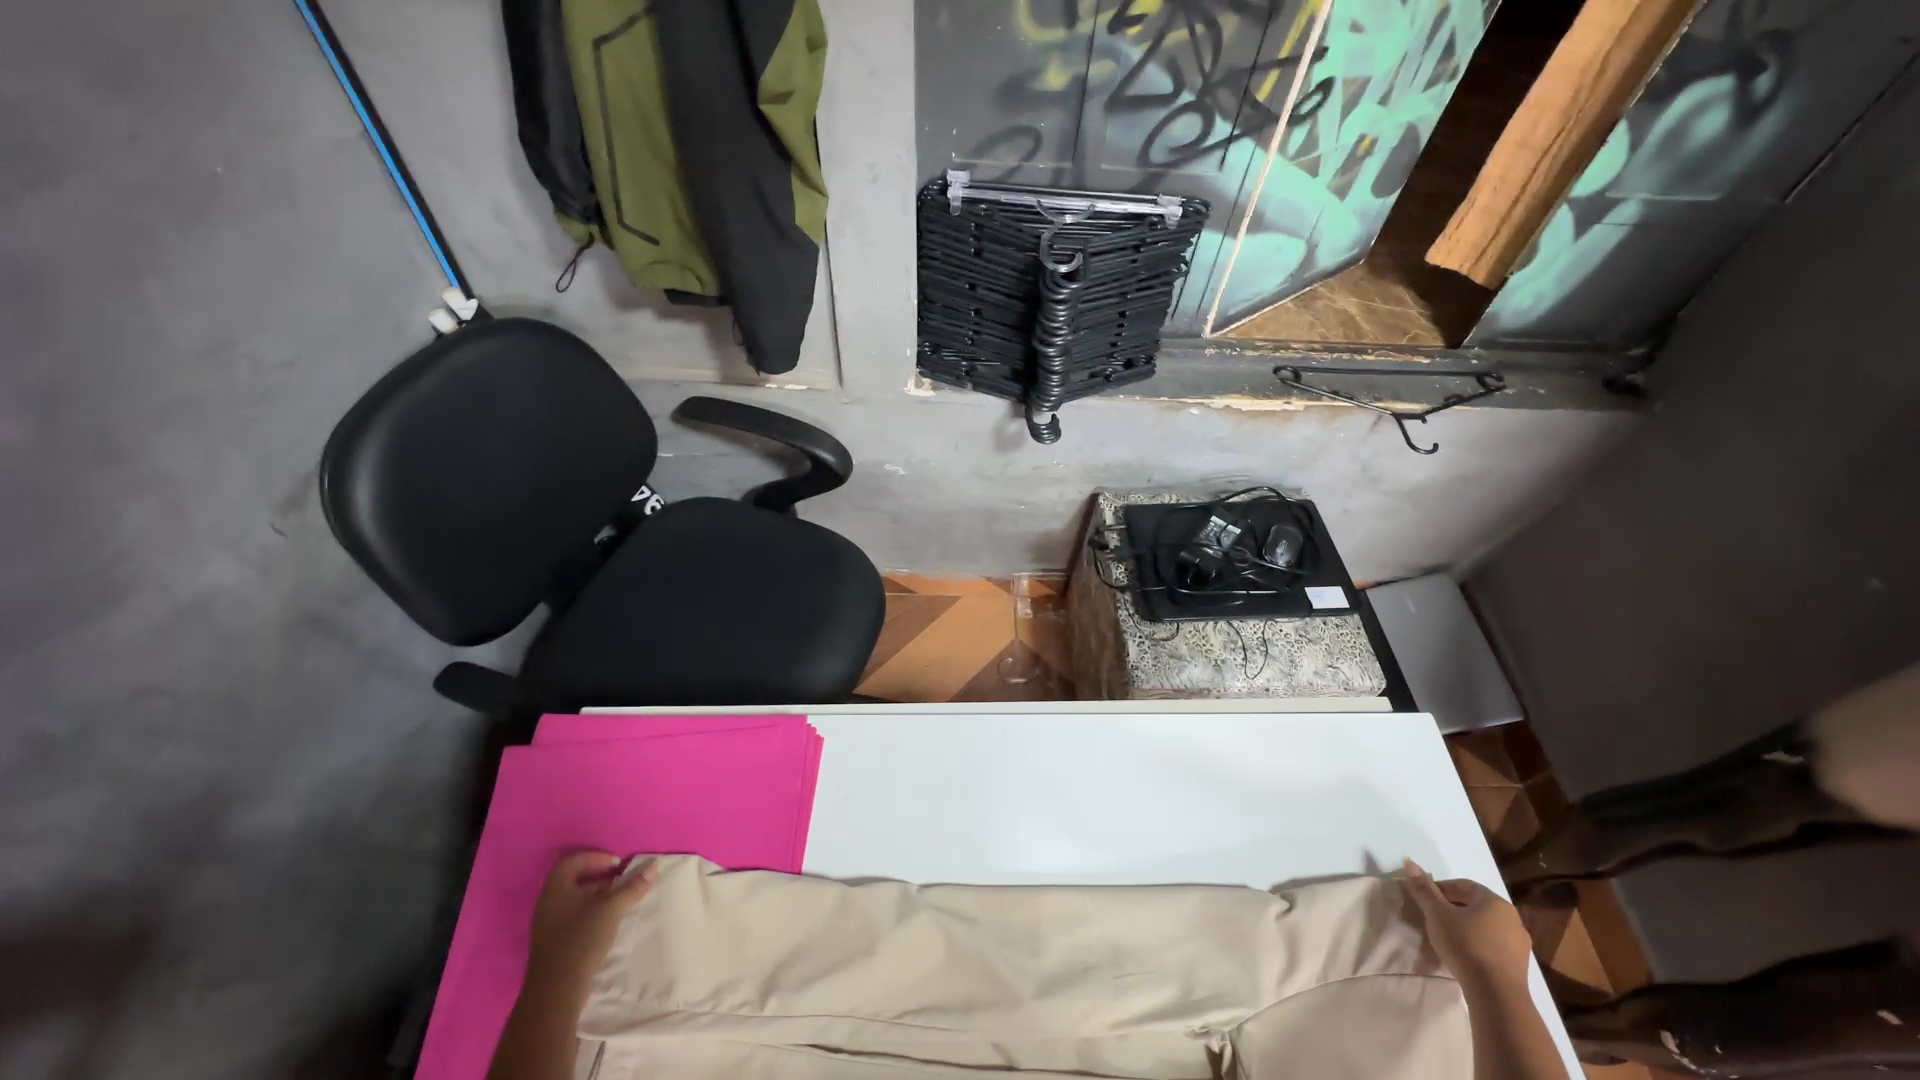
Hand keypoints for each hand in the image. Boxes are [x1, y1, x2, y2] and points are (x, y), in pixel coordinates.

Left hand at [525, 851, 658, 999]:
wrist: (557, 991)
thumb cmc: (580, 941)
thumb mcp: (610, 910)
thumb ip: (631, 887)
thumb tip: (653, 866)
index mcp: (555, 890)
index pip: (573, 861)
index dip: (596, 857)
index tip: (618, 865)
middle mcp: (549, 904)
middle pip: (575, 879)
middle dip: (602, 877)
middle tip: (624, 881)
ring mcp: (551, 925)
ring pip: (577, 899)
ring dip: (599, 896)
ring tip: (622, 901)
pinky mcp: (557, 942)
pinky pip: (576, 916)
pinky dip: (594, 912)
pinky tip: (610, 922)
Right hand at [1402, 859, 1533, 994]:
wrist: (1496, 992)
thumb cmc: (1465, 945)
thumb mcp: (1437, 915)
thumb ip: (1424, 890)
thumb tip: (1409, 862)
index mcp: (1494, 901)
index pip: (1463, 885)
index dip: (1440, 889)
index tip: (1424, 900)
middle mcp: (1512, 917)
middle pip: (1476, 905)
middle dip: (1452, 908)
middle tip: (1432, 918)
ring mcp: (1519, 942)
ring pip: (1486, 926)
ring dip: (1466, 927)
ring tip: (1446, 938)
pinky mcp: (1519, 964)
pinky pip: (1493, 945)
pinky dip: (1477, 944)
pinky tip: (1464, 956)